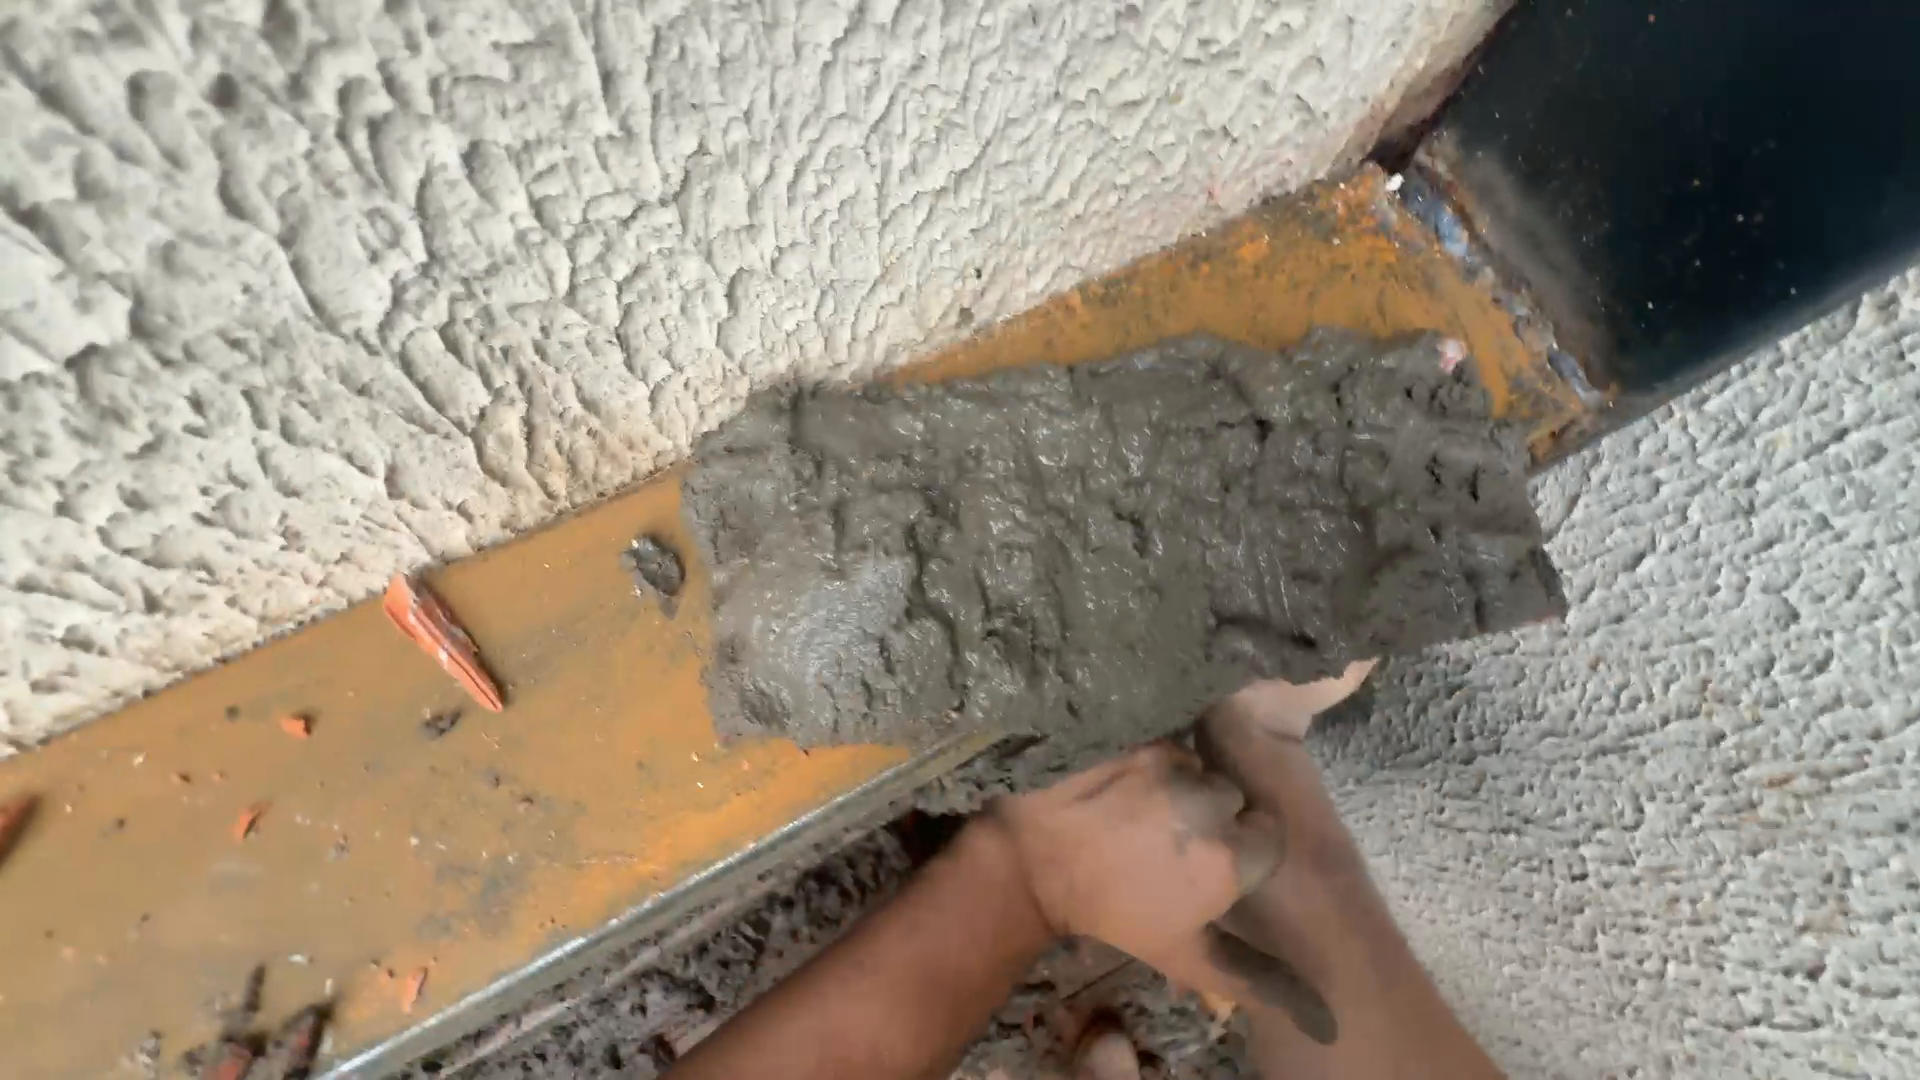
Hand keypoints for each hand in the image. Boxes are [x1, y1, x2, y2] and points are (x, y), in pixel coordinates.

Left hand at [981, 742, 1279, 967]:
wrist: (1044, 857)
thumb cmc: (1118, 912)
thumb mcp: (1188, 956)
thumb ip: (1257, 979)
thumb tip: (1327, 1020)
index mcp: (1230, 863)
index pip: (1269, 835)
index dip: (1242, 846)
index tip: (1210, 858)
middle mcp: (1211, 809)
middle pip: (1236, 799)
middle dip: (1216, 814)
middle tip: (1175, 837)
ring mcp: (1176, 771)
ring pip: (1206, 772)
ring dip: (1189, 788)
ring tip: (1151, 813)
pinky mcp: (1147, 745)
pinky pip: (1175, 752)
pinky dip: (1161, 766)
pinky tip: (1133, 790)